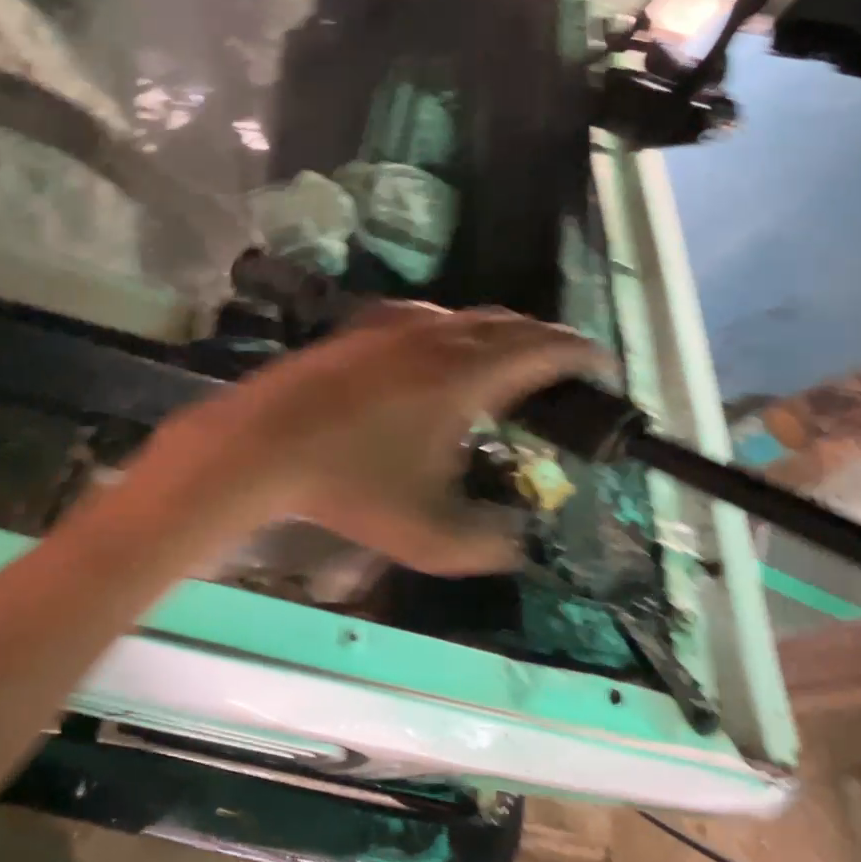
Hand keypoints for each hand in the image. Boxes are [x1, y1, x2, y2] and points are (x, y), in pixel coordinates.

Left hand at [147, 302, 605, 574]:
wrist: (258, 446)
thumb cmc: (346, 488)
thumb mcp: (426, 536)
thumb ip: (485, 544)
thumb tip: (515, 541)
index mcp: (466, 373)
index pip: (544, 348)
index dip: (582, 354)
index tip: (602, 368)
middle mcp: (432, 336)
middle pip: (505, 322)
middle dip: (541, 341)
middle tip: (557, 371)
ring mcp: (384, 328)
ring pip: (457, 317)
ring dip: (490, 335)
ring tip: (496, 368)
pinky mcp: (349, 334)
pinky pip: (414, 321)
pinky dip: (442, 334)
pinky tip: (425, 359)